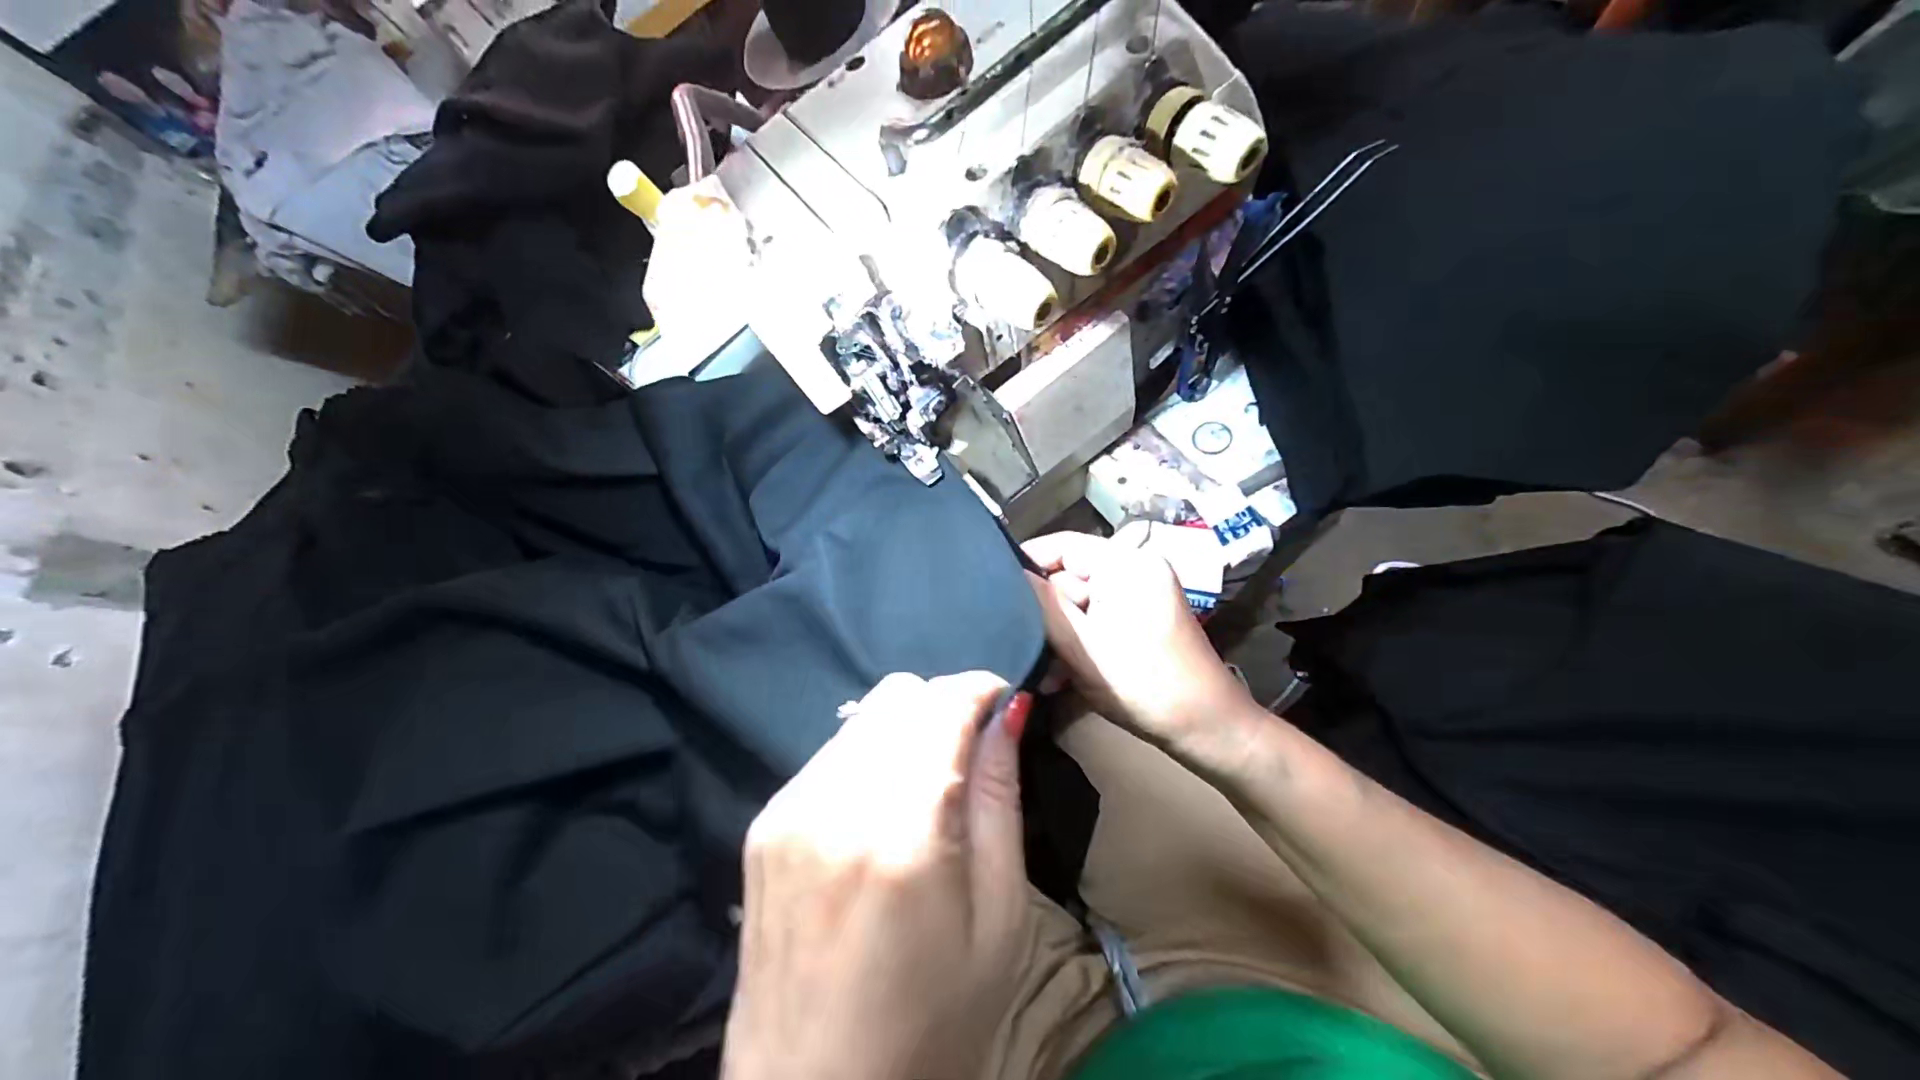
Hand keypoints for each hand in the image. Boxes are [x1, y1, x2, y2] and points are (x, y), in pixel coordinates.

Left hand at [723, 673, 1032, 1079]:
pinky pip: (830, 753)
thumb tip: (1007, 711)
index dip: (981, 689)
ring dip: (904, 730)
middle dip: (943, 707)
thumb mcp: (998, 917)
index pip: (942, 703)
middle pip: (898, 695)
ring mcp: (789, 808)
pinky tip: (879, 812)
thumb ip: (999, 798)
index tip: (1004, 706)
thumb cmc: (933, 1020)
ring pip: (862, 716)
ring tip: (926, 788)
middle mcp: (835, 802)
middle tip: (970, 755)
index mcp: (902, 831)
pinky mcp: (765, 822)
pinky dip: (867, 758)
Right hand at [1023, 532, 1256, 757]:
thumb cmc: (1142, 685)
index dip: (1026, 566)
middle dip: (1048, 615)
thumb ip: (1041, 603)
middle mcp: (1137, 567)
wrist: (1206, 728)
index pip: (1061, 544)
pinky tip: (1069, 673)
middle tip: (1035, 653)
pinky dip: (1083, 641)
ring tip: (1053, 673)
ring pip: (1081, 603)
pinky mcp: (1146, 616)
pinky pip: (1100, 617)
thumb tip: (1010, 573)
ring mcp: (1144, 592)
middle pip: (1070, 576)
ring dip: (1062, 636)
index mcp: (1126, 563)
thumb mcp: (1080, 645)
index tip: (996, 595)